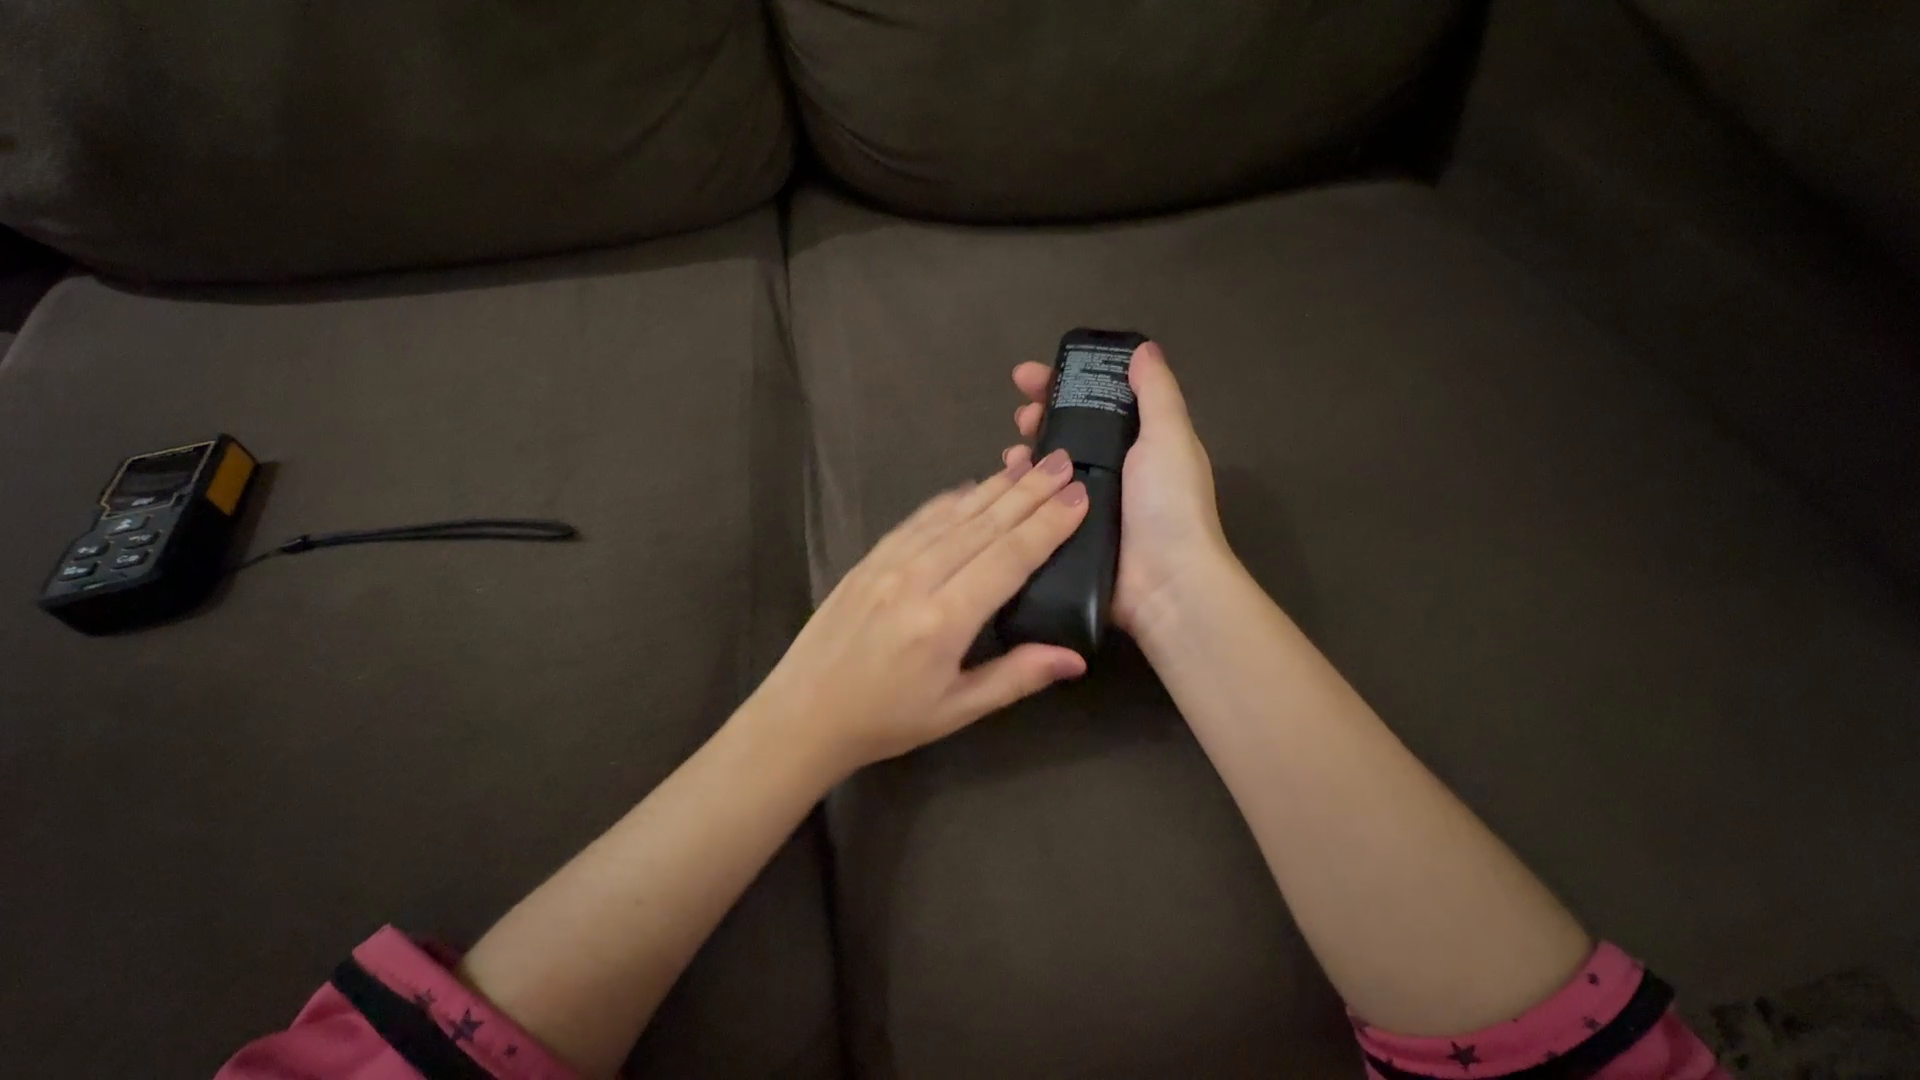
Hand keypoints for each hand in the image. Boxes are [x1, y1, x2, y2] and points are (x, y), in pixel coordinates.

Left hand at [743, 448, 1091, 772]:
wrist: (802, 714)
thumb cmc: (885, 720)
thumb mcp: (956, 711)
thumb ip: (1015, 677)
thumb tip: (1075, 658)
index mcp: (944, 620)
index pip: (1009, 557)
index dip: (1047, 524)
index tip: (1078, 495)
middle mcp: (917, 579)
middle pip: (984, 524)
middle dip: (1029, 491)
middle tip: (1064, 461)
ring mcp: (888, 564)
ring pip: (952, 515)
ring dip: (994, 487)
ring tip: (1029, 463)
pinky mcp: (868, 559)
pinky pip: (917, 520)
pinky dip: (949, 500)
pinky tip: (971, 486)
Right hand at [1011, 340, 1228, 637]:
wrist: (1164, 582)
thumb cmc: (1168, 503)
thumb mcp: (1169, 437)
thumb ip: (1156, 392)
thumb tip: (1142, 348)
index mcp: (1140, 444)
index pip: (1096, 402)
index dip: (1064, 384)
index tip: (1030, 375)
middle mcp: (1113, 470)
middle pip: (1066, 432)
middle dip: (1039, 416)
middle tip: (1020, 415)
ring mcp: (1086, 505)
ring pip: (1046, 469)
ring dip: (1025, 453)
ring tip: (1011, 452)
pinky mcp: (1066, 535)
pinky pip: (1037, 505)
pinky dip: (1021, 490)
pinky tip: (1007, 482)